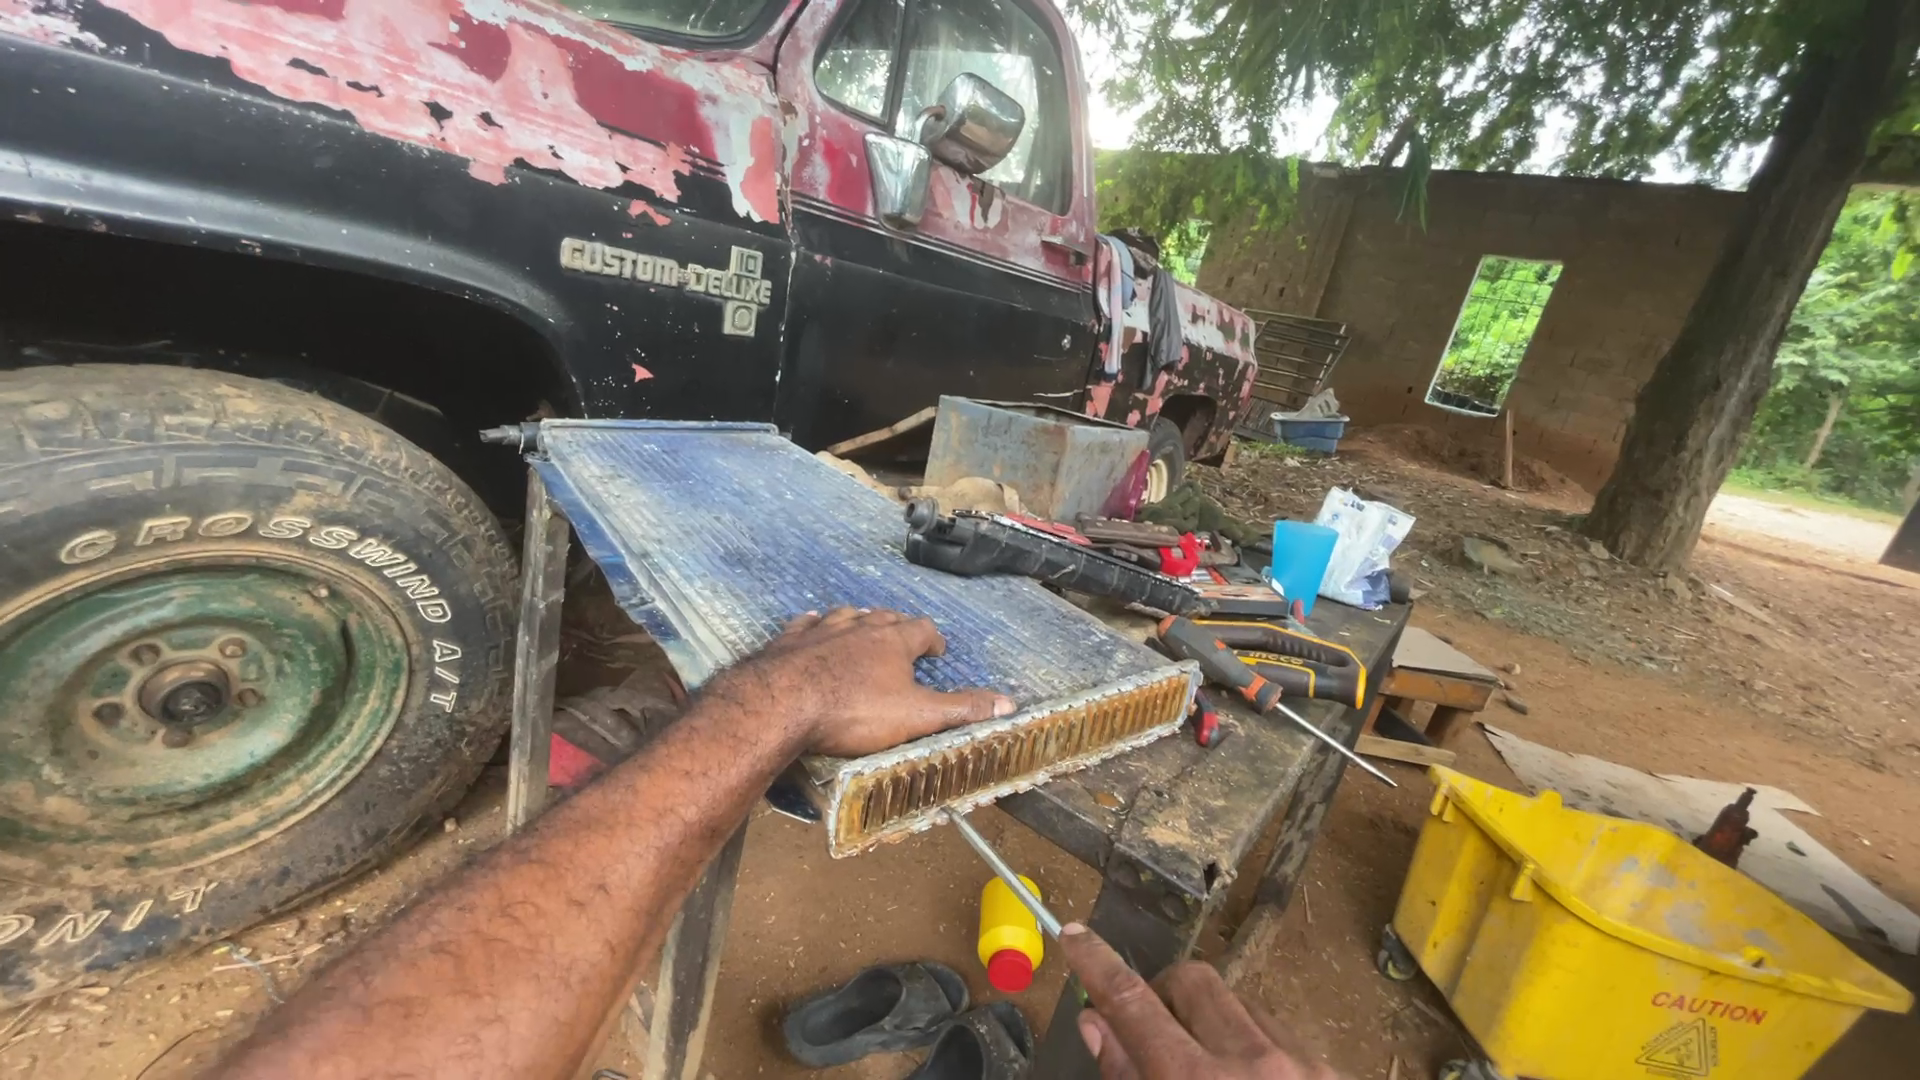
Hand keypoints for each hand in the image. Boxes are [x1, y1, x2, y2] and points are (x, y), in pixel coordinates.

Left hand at [710, 607, 1013, 756]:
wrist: (782, 704)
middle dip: (897, 627)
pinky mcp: (789, 640)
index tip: (937, 651)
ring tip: (864, 627)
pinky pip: (805, 623)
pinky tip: (812, 621)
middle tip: (904, 640)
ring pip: (846, 615)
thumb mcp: (916, 716)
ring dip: (858, 621)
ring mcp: (821, 629)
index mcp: (893, 641)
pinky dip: (813, 623)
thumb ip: (961, 709)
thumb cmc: (854, 710)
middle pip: (885, 618)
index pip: (923, 630)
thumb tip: (1009, 703)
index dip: (933, 639)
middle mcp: (859, 626)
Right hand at [1060, 924, 1340, 1079]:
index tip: (1076, 934)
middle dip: (1164, 994)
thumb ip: (1129, 1079)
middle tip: (1154, 1033)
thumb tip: (1096, 1023)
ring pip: (1241, 1004)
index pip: (1132, 1002)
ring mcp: (1306, 1069)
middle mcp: (1255, 1065)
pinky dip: (1258, 1048)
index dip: (1097, 963)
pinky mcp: (1338, 1078)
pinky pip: (1284, 1035)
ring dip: (1213, 1022)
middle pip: (1191, 981)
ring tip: (1212, 1073)